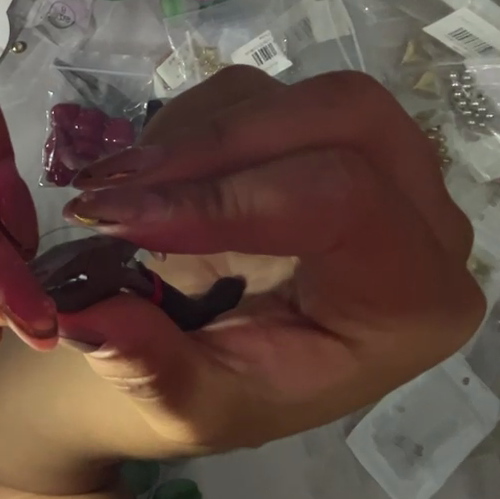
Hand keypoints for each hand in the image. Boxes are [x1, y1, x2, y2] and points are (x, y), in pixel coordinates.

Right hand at [0, 67, 483, 493]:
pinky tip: (139, 177)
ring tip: (104, 186)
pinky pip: (246, 91)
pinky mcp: (303, 141)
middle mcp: (413, 224)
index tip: (107, 221)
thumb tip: (86, 316)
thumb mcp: (177, 407)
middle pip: (344, 118)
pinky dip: (177, 124)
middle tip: (106, 184)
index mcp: (406, 302)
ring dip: (182, 135)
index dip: (217, 200)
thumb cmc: (200, 392)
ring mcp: (364, 170)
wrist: (187, 362)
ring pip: (289, 95)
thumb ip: (148, 369)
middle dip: (209, 143)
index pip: (341, 201)